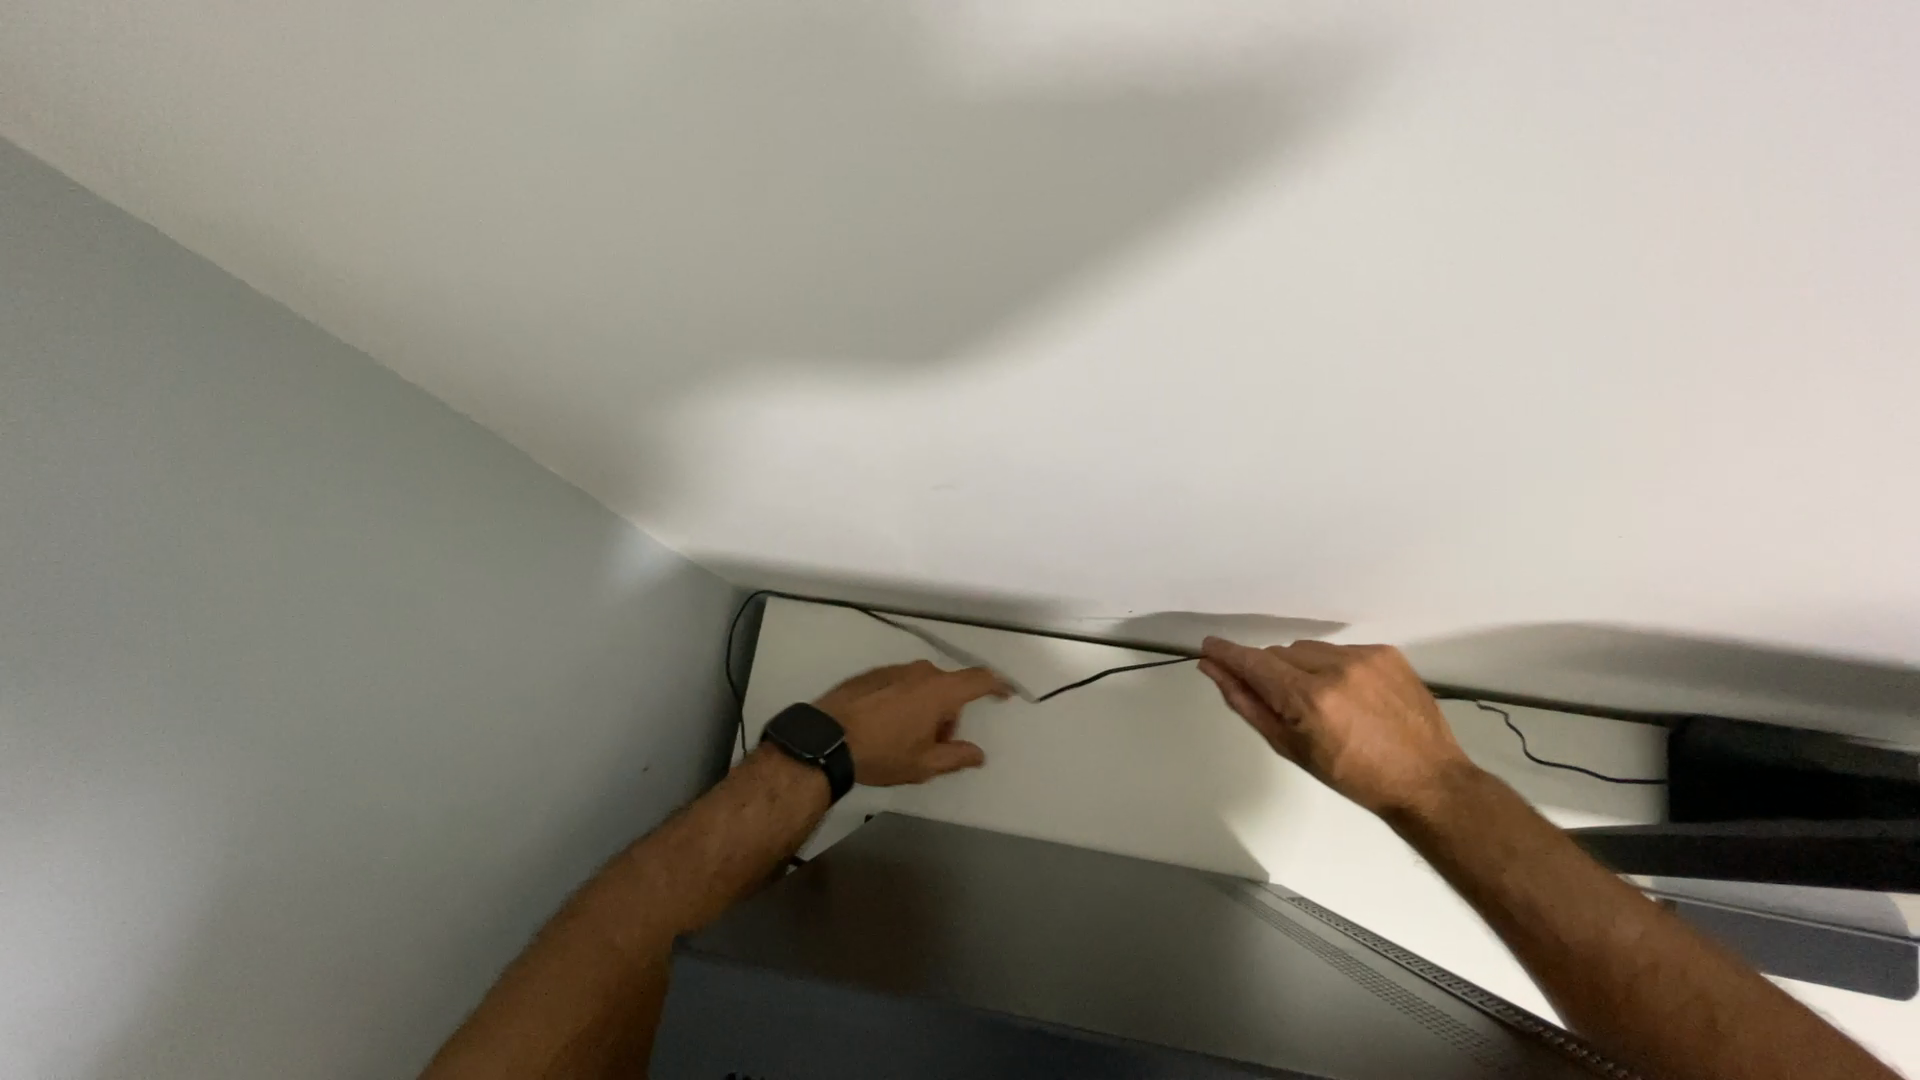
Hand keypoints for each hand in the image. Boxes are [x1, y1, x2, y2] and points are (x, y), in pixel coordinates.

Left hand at [813, 660, 1010, 786]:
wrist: (826, 739)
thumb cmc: (881, 752)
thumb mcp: (924, 764)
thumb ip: (956, 757)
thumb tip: (978, 754)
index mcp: (939, 690)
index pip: (978, 680)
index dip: (996, 685)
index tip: (1006, 694)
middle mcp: (920, 672)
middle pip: (949, 687)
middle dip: (950, 712)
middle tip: (938, 742)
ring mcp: (893, 670)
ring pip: (923, 685)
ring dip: (926, 707)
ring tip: (909, 738)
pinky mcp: (871, 675)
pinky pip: (900, 684)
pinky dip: (904, 702)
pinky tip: (886, 727)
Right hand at [1197, 637, 1474, 817]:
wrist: (1426, 779)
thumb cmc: (1352, 775)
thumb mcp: (1290, 747)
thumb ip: (1247, 703)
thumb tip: (1214, 671)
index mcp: (1308, 698)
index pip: (1254, 663)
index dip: (1227, 654)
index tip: (1209, 647)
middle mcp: (1335, 669)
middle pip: (1278, 654)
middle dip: (1271, 672)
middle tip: (1283, 703)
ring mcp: (1364, 658)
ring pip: (1307, 649)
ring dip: (1301, 668)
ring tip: (1323, 701)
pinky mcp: (1386, 653)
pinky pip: (1339, 650)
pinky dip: (1333, 667)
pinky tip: (1350, 695)